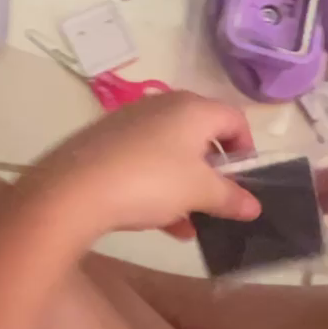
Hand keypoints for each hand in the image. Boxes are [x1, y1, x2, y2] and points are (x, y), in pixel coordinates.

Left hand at [23, 92, 261, 238]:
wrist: (74, 190)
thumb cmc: (151, 182)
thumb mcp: (199, 193)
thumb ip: (231, 198)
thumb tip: (254, 207)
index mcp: (193, 108)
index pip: (234, 119)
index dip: (246, 150)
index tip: (243, 182)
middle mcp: (163, 105)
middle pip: (201, 135)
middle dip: (213, 172)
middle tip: (216, 201)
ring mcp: (131, 122)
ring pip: (172, 153)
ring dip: (186, 186)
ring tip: (190, 222)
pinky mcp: (107, 141)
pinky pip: (145, 161)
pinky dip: (159, 187)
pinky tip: (163, 223)